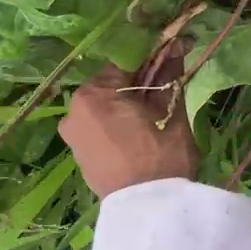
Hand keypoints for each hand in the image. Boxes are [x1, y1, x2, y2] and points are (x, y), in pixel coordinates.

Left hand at [59, 44, 197, 196]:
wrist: (146, 204)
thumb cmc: (161, 153)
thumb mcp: (172, 109)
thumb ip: (169, 75)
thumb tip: (176, 45)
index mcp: (94, 93)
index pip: (128, 60)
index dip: (155, 54)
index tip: (178, 51)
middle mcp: (74, 108)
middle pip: (114, 81)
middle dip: (142, 78)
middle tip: (172, 84)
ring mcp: (72, 131)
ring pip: (107, 102)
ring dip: (130, 99)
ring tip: (159, 108)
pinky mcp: (77, 149)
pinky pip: (100, 121)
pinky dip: (119, 117)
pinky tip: (141, 127)